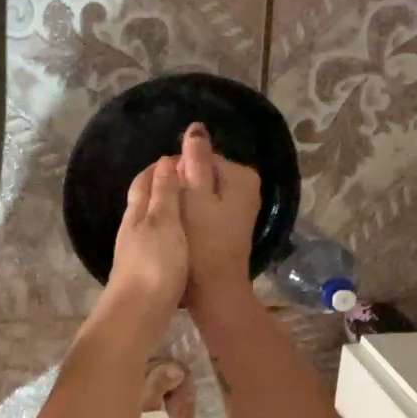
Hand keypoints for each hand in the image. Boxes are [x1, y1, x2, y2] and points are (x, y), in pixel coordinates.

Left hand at [106, 157, 187, 318]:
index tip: (185, 158)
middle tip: (192, 179)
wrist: (138, 313)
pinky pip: (158, 243)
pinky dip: (171, 234)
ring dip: (169, 211)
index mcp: (137, 213)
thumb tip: (165, 161)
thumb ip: (164, 193)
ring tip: (194, 207)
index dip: (161, 167)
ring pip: (152, 222)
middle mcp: (133, 229)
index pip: (145, 180)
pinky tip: (185, 240)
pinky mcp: (146, 271)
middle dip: (164, 186)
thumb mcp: (163, 222)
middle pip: (145, 200)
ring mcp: (137, 252)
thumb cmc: (154, 263)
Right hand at [175, 123, 261, 308]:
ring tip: (175, 219)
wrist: (215, 289)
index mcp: (241, 176)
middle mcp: (247, 187)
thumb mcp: (194, 196)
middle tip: (171, 209)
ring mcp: (241, 207)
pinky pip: (208, 207)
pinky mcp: (232, 224)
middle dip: (184, 186)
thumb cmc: (201, 241)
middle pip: (203, 173)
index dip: (178, 172)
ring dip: (187, 201)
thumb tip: (196, 128)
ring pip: (204, 191)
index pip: (199, 157)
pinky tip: (184, 228)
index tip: (168, 194)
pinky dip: (195, 214)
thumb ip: (195, 160)